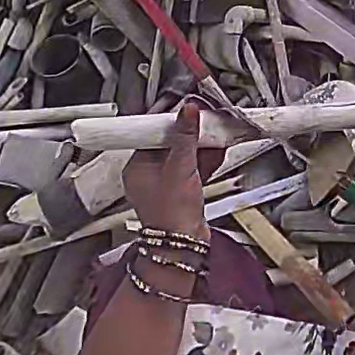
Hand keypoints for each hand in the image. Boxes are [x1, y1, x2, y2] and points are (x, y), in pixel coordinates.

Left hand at [122, 101, 213, 239]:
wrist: (184, 247)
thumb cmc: (172, 215)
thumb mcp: (180, 167)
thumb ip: (186, 136)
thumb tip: (188, 110)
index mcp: (137, 166)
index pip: (151, 132)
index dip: (169, 118)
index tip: (183, 107)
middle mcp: (149, 172)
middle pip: (169, 141)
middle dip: (189, 130)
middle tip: (203, 118)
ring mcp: (167, 181)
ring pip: (184, 153)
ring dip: (200, 143)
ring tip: (214, 131)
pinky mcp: (183, 189)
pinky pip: (193, 166)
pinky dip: (205, 157)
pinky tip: (216, 149)